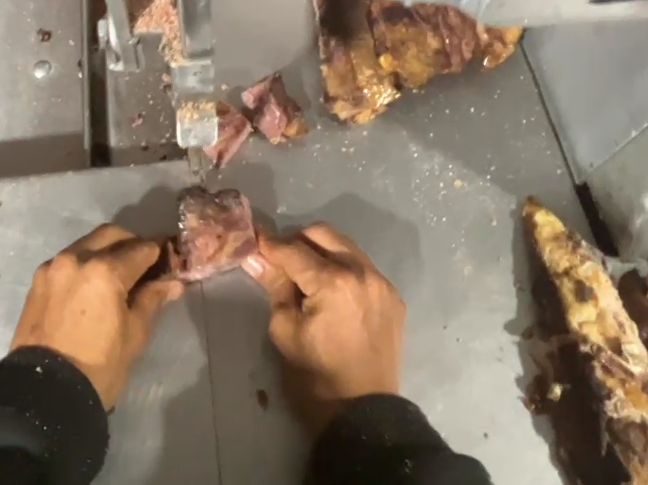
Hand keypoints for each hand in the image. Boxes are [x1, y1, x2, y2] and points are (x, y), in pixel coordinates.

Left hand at [11, 224, 182, 408]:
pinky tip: (91, 286)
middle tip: (143, 265)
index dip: (158, 254)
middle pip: (111, 235)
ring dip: (105, 251)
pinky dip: (84, 264)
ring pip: (87, 244)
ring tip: (116, 276)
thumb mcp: (133, 334)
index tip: (167, 260)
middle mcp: (77, 258)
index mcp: (104, 270)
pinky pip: (67, 260)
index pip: (141, 249)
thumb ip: (151, 299)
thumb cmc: (98, 368)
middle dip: (131, 244)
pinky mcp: (38, 280)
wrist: (44, 394)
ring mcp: (54, 266)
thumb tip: (173, 282)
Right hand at [243, 223, 404, 428]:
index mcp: (333, 282)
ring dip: (322, 251)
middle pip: (323, 233)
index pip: (294, 250)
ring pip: (345, 245)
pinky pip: (363, 267)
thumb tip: (257, 257)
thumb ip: (275, 287)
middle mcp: (362, 272)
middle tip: (282, 258)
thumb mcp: (285, 331)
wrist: (364, 413)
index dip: (270, 243)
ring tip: (307, 274)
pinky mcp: (392, 296)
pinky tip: (332, 291)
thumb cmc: (317, 377)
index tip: (254, 238)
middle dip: (298, 240)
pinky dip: (344, 268)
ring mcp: (381, 282)